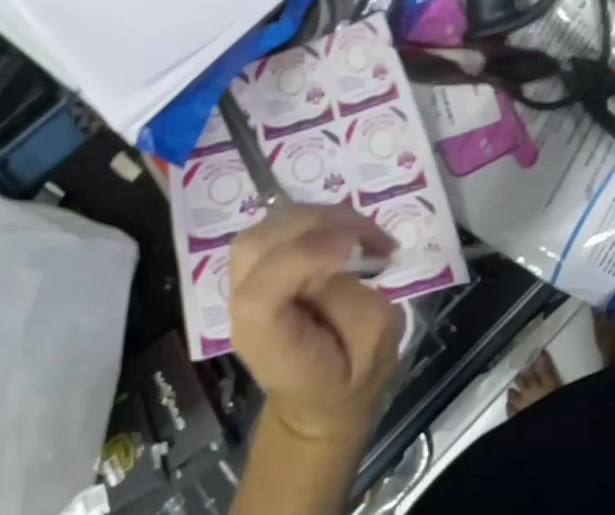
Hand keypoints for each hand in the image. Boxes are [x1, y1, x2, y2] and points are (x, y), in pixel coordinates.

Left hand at [226, 203, 401, 440]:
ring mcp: (245, 283)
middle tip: (372, 236)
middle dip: (320, 224)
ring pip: (267, 227)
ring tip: (362, 232)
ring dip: (320, 217)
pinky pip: (278, 227)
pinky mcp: (259, 266)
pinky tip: (345, 231)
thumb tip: (341, 259)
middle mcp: (242, 307)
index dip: (304, 257)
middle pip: (258, 245)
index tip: (357, 248)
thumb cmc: (346, 381)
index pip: (260, 292)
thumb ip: (355, 307)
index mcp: (266, 341)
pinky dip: (315, 219)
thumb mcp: (372, 354)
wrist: (316, 398)